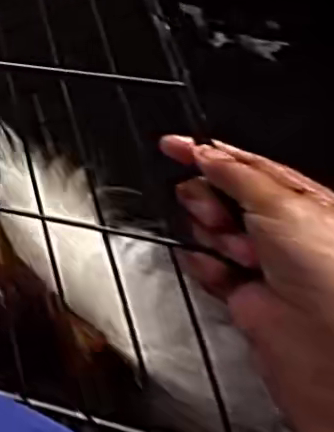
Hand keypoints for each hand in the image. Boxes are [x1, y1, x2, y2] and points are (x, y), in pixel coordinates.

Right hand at [162, 135, 333, 431]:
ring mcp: (267, 263)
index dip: (210, 154)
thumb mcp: (289, 209)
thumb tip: (202, 151)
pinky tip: (223, 270)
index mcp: (314, 212)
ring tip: (232, 251)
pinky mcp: (243, 285)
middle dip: (205, 200)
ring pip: (205, 226)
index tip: (173, 144)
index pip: (252, 170)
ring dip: (207, 233)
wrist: (331, 346)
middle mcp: (292, 236)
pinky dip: (202, 262)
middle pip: (218, 195)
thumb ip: (238, 174)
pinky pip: (200, 260)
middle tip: (216, 214)